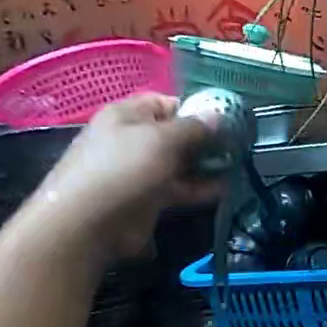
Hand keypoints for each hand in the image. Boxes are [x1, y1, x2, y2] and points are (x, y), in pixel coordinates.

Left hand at [10, 94, 220, 266]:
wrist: (88, 224)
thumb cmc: (124, 169)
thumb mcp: (163, 140)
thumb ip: (195, 127)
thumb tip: (219, 115)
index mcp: (127, 115)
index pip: (167, 102)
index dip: (196, 109)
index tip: (227, 121)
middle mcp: (133, 140)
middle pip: (176, 134)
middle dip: (206, 139)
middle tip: (238, 146)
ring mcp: (140, 171)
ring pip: (180, 163)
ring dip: (206, 165)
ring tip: (236, 167)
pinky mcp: (148, 200)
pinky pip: (179, 189)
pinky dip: (199, 189)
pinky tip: (224, 189)